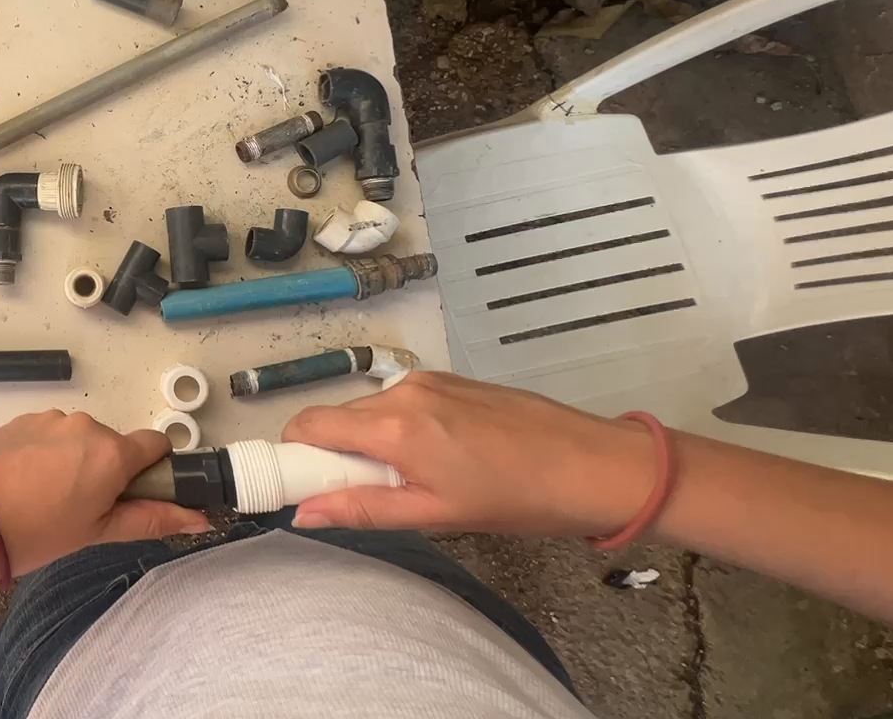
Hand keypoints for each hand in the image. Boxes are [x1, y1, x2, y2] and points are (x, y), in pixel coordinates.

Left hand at [0, 410, 210, 590]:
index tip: (138, 494)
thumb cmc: (36, 532)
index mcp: (112, 451)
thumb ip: (150, 519)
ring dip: (75, 461)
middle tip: (83, 510)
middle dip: (108, 471)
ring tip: (45, 500)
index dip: (154, 469)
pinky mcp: (20, 419)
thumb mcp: (97, 532)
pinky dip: (46, 454)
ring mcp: (50, 418)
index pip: (156, 443)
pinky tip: (23, 483)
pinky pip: (48, 434)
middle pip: (114, 444)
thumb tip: (199, 518)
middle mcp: (85, 424)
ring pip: (78, 439)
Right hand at [280, 371, 657, 536]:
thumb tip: (303, 513)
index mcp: (392, 428)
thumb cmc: (517, 498)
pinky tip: (445, 450)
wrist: (598, 464)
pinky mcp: (447, 377)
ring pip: (369, 409)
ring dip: (372, 438)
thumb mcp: (436, 514)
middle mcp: (399, 393)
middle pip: (337, 417)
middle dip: (338, 450)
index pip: (309, 424)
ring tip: (419, 472)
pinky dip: (401, 424)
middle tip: (373, 487)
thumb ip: (363, 509)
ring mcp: (425, 380)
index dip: (295, 450)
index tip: (306, 477)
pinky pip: (400, 400)